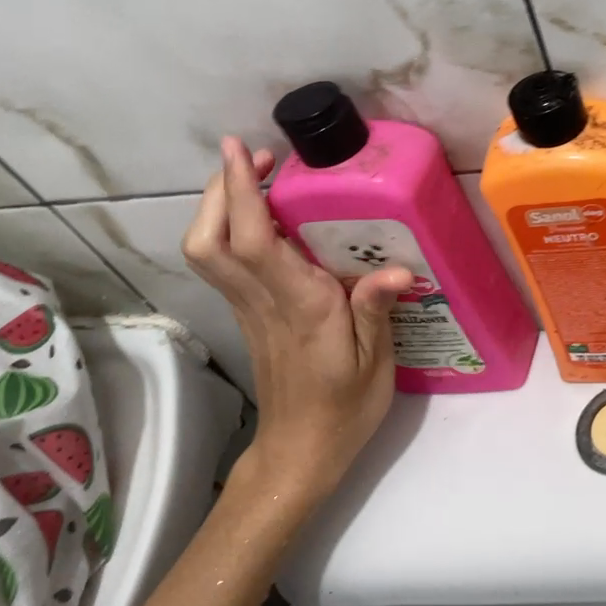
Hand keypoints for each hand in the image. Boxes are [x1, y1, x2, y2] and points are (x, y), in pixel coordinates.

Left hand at [183, 137, 413, 504]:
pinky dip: (232, 229)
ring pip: (209, 252)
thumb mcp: (375, 364)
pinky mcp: (250, 316)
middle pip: (211, 242)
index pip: (255, 243)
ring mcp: (249, 310)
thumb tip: (396, 270)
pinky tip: (268, 219)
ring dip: (220, 207)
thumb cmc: (344, 409)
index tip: (242, 151)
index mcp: (299, 307)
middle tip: (255, 158)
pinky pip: (225, 264)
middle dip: (221, 192)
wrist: (299, 454)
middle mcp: (263, 302)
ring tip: (259, 179)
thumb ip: (376, 313)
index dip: (240, 193)